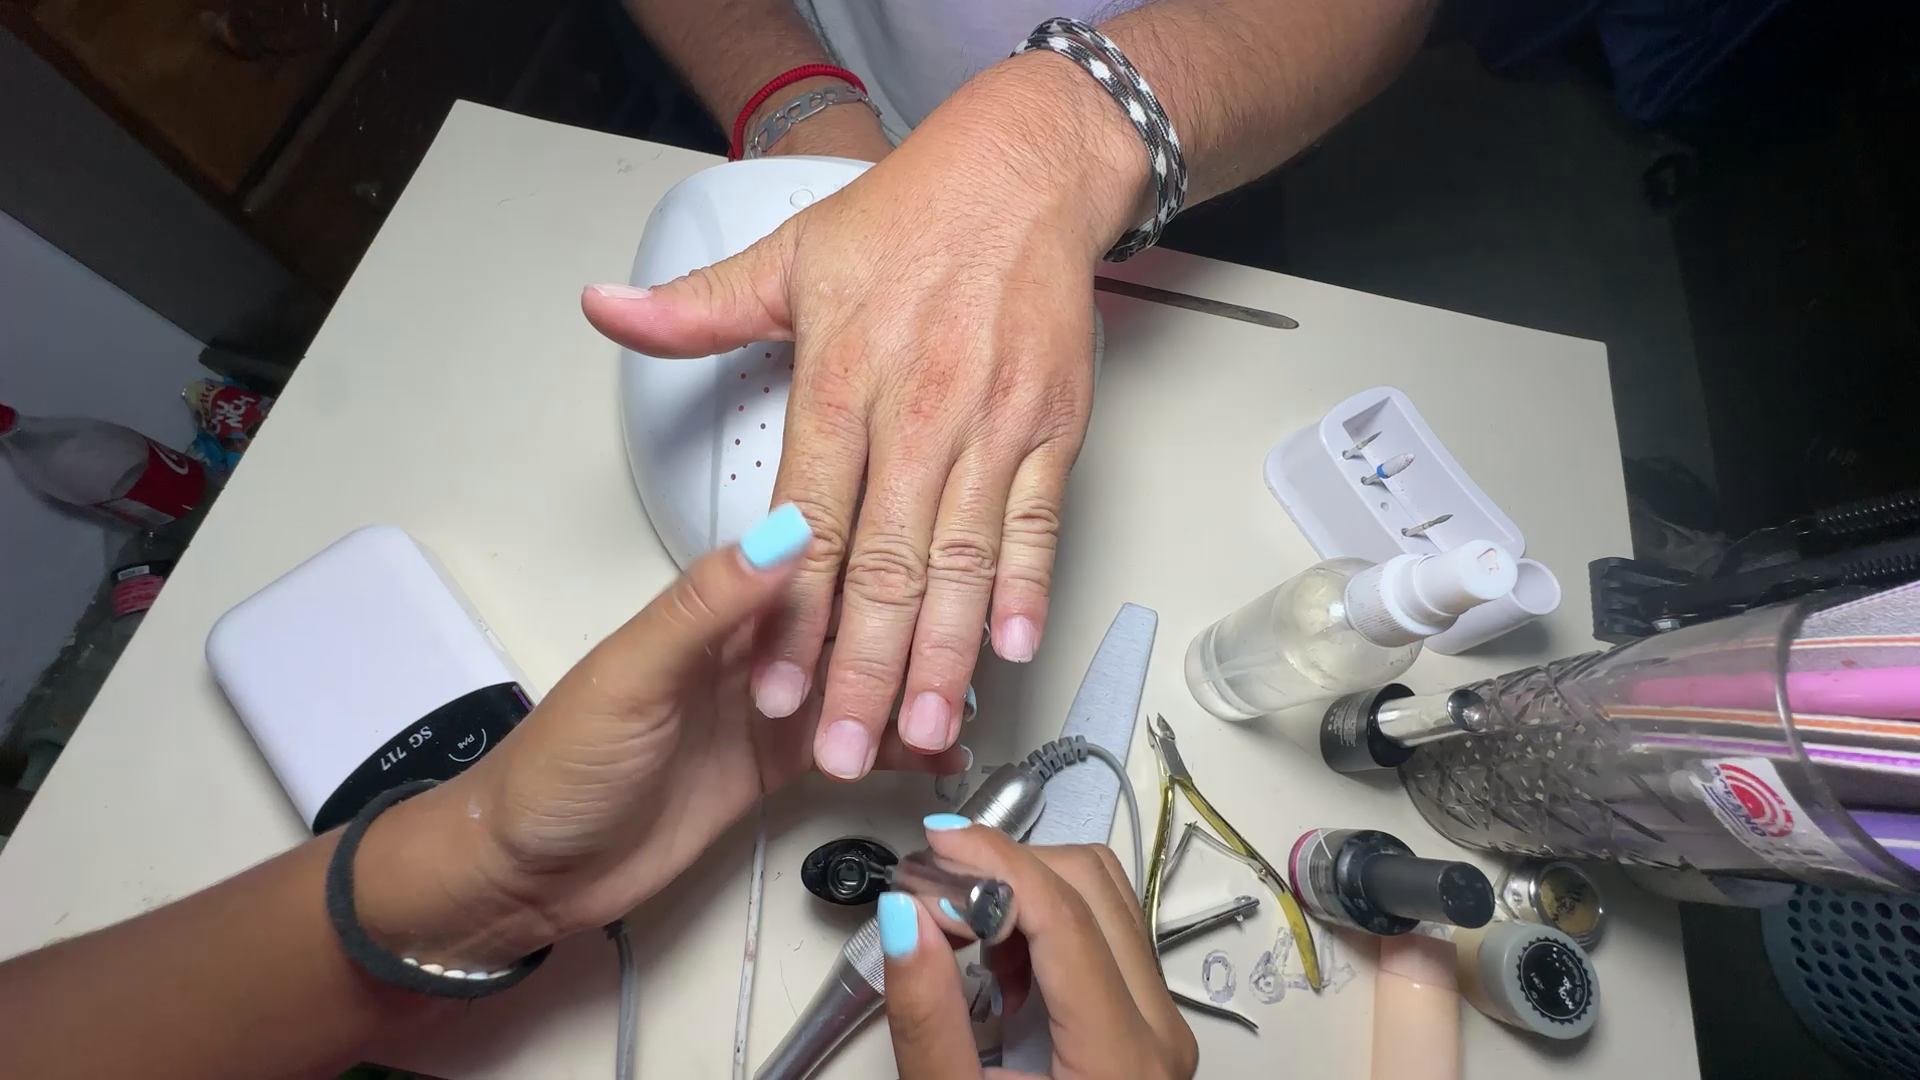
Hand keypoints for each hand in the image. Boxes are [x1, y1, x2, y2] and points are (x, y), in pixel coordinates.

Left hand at [353, 506, 964, 968]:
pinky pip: (853, 742)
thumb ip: (710, 605)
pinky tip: (936, 755)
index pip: (818, 569)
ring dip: (911, 690)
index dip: (879, 567)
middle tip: (970, 649)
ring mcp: (777, 703)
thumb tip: (788, 529)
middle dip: (910, 635)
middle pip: (852, 625)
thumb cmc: (561, 766)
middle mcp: (760, 646)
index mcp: (723, 608)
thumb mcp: (634, 677)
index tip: (938, 570)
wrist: (531, 873)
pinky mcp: (783, 756)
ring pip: (863, 681)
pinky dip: (894, 747)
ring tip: (963, 706)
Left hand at [582, 53, 1148, 780]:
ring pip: (960, 561)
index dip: (788, 618)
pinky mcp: (1048, 432)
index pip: (807, 526)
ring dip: (942, 652)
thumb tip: (606, 312)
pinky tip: (1008, 648)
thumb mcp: (791, 254)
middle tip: (850, 750)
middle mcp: (915, 417)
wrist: (1018, 179)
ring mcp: (989, 428)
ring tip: (926, 726)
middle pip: (883, 565)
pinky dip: (1023, 588)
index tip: (776, 693)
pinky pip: (1034, 525)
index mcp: (840, 383)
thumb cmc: (909, 222)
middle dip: (864, 669)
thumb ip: (701, 307)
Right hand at [877, 825, 1196, 1078]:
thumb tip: (905, 910)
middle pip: (1091, 883)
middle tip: (936, 890)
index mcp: (1123, 1058)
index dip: (996, 862)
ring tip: (968, 934)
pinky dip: (1044, 914)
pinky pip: (1103, 923)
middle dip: (1007, 867)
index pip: (1064, 915)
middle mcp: (1161, 1024)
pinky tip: (1002, 965)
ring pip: (1102, 892)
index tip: (935, 841)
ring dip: (1027, 886)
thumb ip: (928, 1019)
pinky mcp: (1147, 1014)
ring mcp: (1161, 1017)